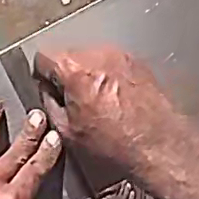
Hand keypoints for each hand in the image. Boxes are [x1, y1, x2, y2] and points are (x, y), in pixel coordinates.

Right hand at [32, 46, 198, 186]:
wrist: (157, 145)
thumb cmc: (118, 143)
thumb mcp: (67, 130)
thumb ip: (50, 104)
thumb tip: (47, 93)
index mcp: (75, 70)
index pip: (44, 57)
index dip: (42, 75)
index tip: (46, 86)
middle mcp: (98, 55)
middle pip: (68, 54)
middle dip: (66, 74)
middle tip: (72, 100)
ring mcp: (120, 56)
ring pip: (91, 58)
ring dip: (89, 74)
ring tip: (97, 102)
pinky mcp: (136, 62)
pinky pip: (111, 63)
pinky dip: (108, 76)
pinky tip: (114, 100)